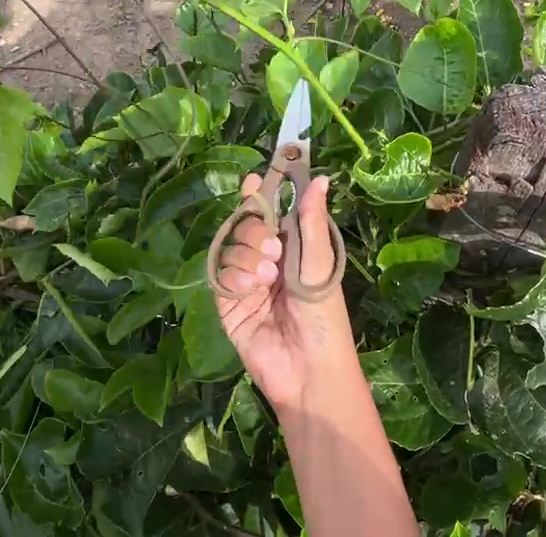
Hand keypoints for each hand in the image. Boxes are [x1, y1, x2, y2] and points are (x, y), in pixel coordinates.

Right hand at [214, 174, 357, 413]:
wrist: (308, 368)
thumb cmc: (323, 314)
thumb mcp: (319, 262)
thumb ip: (311, 220)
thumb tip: (320, 177)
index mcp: (292, 245)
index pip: (271, 209)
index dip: (261, 193)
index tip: (254, 180)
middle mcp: (266, 257)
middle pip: (246, 223)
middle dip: (255, 228)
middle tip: (274, 248)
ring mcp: (245, 278)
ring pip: (232, 245)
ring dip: (248, 255)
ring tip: (268, 277)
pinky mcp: (228, 301)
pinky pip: (221, 273)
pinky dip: (236, 276)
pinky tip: (253, 290)